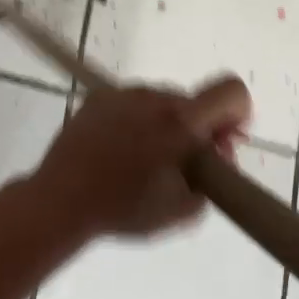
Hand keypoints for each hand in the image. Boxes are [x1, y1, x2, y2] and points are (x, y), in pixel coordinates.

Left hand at [31, 77, 251, 236]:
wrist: (61, 199)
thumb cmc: (125, 208)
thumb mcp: (185, 208)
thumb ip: (212, 179)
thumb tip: (215, 153)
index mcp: (180, 121)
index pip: (230, 91)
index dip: (237, 113)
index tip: (224, 141)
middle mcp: (152, 96)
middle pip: (193, 101)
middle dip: (199, 127)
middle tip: (185, 162)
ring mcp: (120, 93)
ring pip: (161, 102)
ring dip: (166, 124)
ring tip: (146, 159)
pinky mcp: (96, 98)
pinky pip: (131, 103)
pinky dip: (136, 120)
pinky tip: (121, 150)